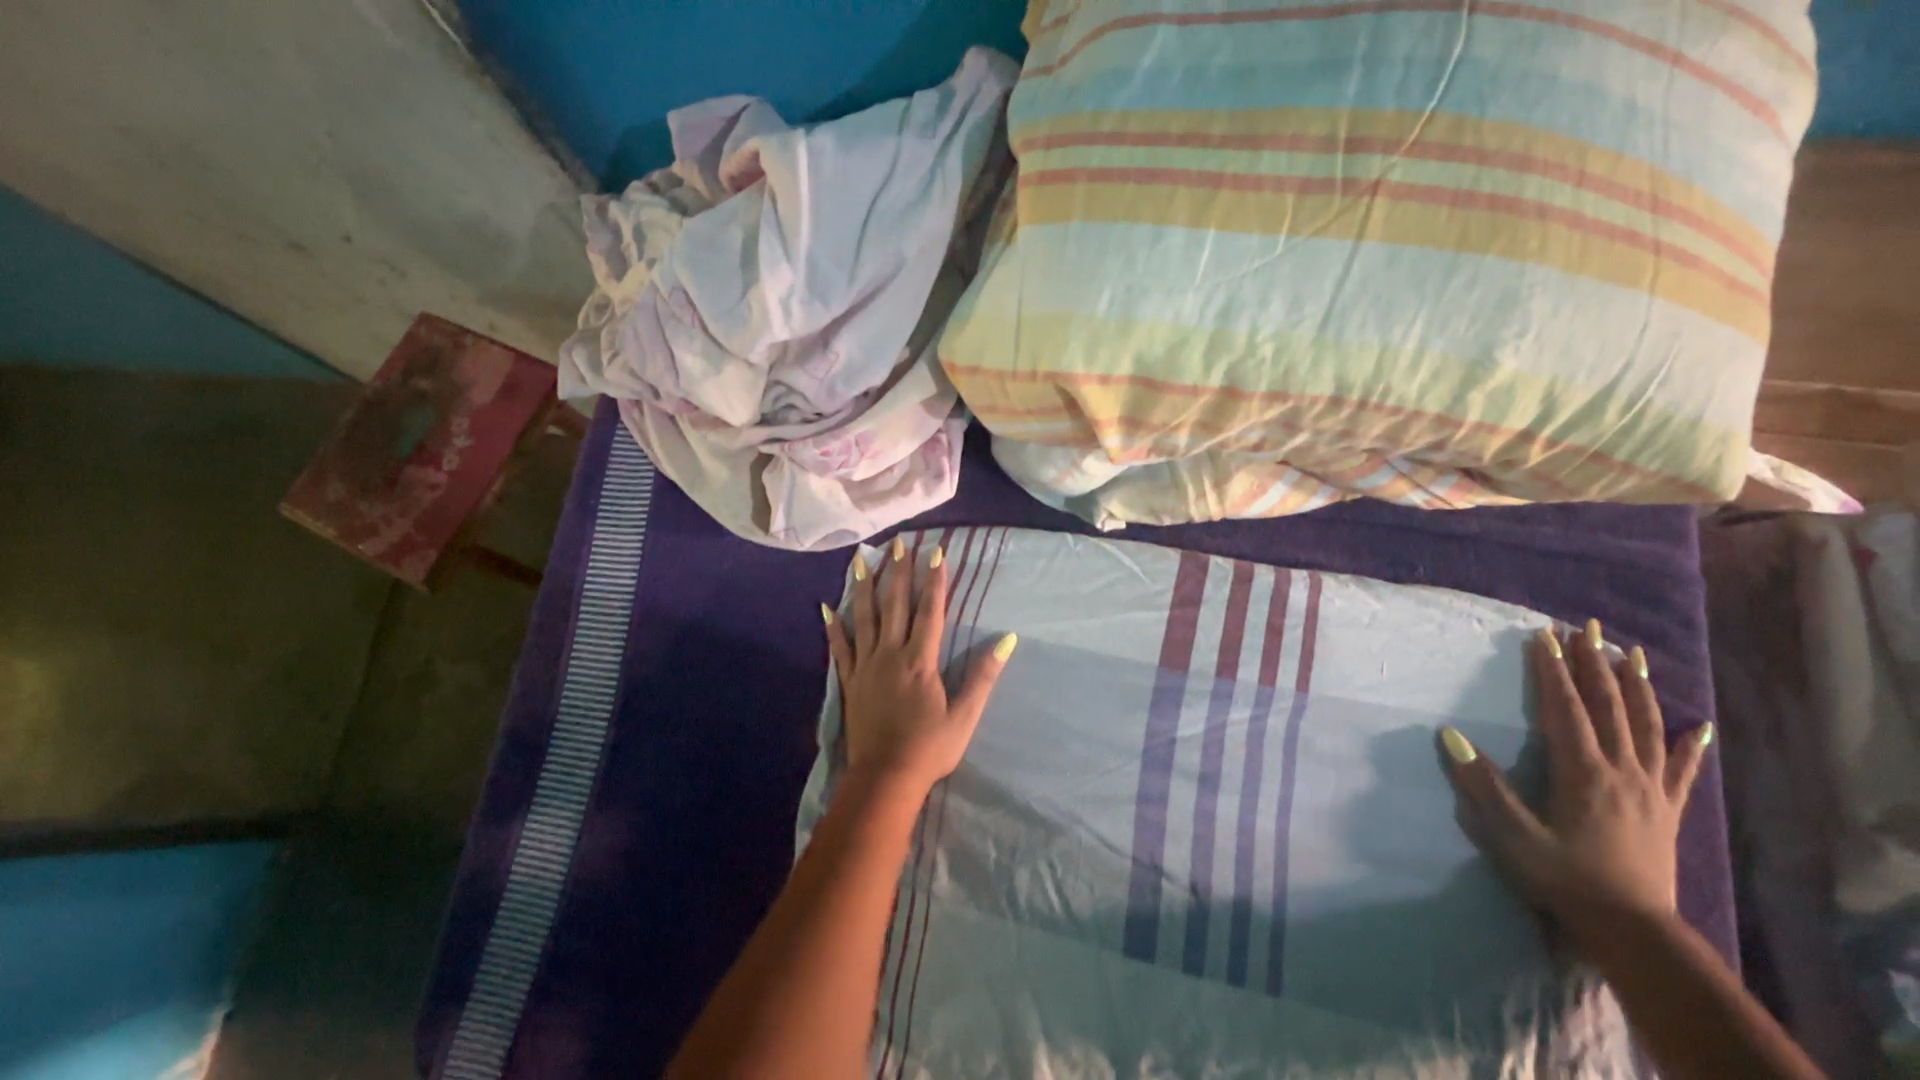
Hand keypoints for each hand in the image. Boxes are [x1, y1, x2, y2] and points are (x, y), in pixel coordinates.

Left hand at [823, 536, 1014, 794]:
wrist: (886, 777)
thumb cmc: (931, 748)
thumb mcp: (966, 715)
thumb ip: (984, 675)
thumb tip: (1007, 640)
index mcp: (921, 661)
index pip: (931, 611)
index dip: (935, 581)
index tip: (936, 552)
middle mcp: (891, 655)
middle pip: (896, 605)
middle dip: (899, 572)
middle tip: (898, 543)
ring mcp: (866, 667)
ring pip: (864, 618)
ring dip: (864, 587)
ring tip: (861, 560)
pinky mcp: (850, 682)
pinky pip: (840, 648)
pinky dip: (833, 628)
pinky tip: (825, 608)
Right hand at [1440, 621, 1713, 960]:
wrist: (1633, 931)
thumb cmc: (1565, 881)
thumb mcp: (1513, 836)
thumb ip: (1482, 785)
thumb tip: (1450, 735)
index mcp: (1583, 771)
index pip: (1565, 707)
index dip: (1551, 669)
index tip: (1541, 635)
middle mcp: (1622, 770)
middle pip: (1609, 706)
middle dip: (1593, 663)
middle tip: (1585, 627)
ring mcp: (1651, 789)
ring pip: (1647, 726)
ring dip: (1637, 687)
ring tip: (1632, 653)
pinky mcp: (1668, 810)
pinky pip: (1683, 770)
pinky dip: (1691, 745)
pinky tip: (1700, 725)